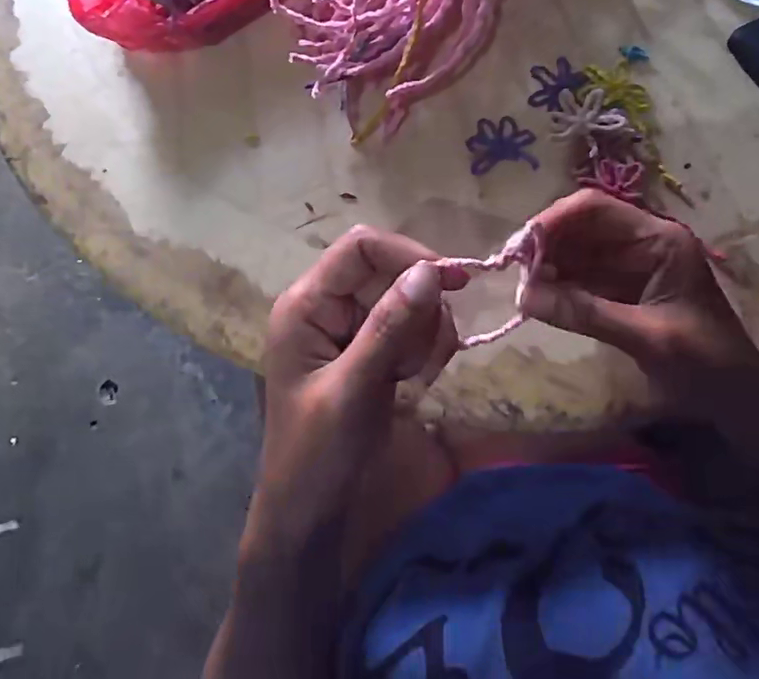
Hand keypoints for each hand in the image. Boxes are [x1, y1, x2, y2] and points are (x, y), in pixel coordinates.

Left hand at [253, 226, 467, 542]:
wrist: (311, 512)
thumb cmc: (316, 454)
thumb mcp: (353, 389)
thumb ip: (389, 327)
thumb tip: (429, 271)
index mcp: (306, 303)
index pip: (362, 247)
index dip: (407, 254)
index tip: (451, 282)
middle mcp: (329, 304)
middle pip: (394, 270)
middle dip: (420, 310)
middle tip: (420, 360)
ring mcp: (353, 324)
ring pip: (412, 297)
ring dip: (426, 334)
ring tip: (412, 376)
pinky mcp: (373, 344)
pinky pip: (416, 324)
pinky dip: (427, 348)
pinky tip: (414, 381)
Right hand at [517, 190, 758, 418]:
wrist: (740, 403)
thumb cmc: (705, 364)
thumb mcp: (646, 337)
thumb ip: (584, 312)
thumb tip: (523, 296)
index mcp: (659, 239)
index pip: (596, 209)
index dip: (554, 221)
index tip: (520, 248)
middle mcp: (643, 243)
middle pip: (583, 227)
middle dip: (547, 244)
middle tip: (513, 272)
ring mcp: (633, 267)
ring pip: (579, 252)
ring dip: (550, 266)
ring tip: (523, 289)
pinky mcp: (624, 292)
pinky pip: (584, 278)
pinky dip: (561, 286)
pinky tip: (539, 299)